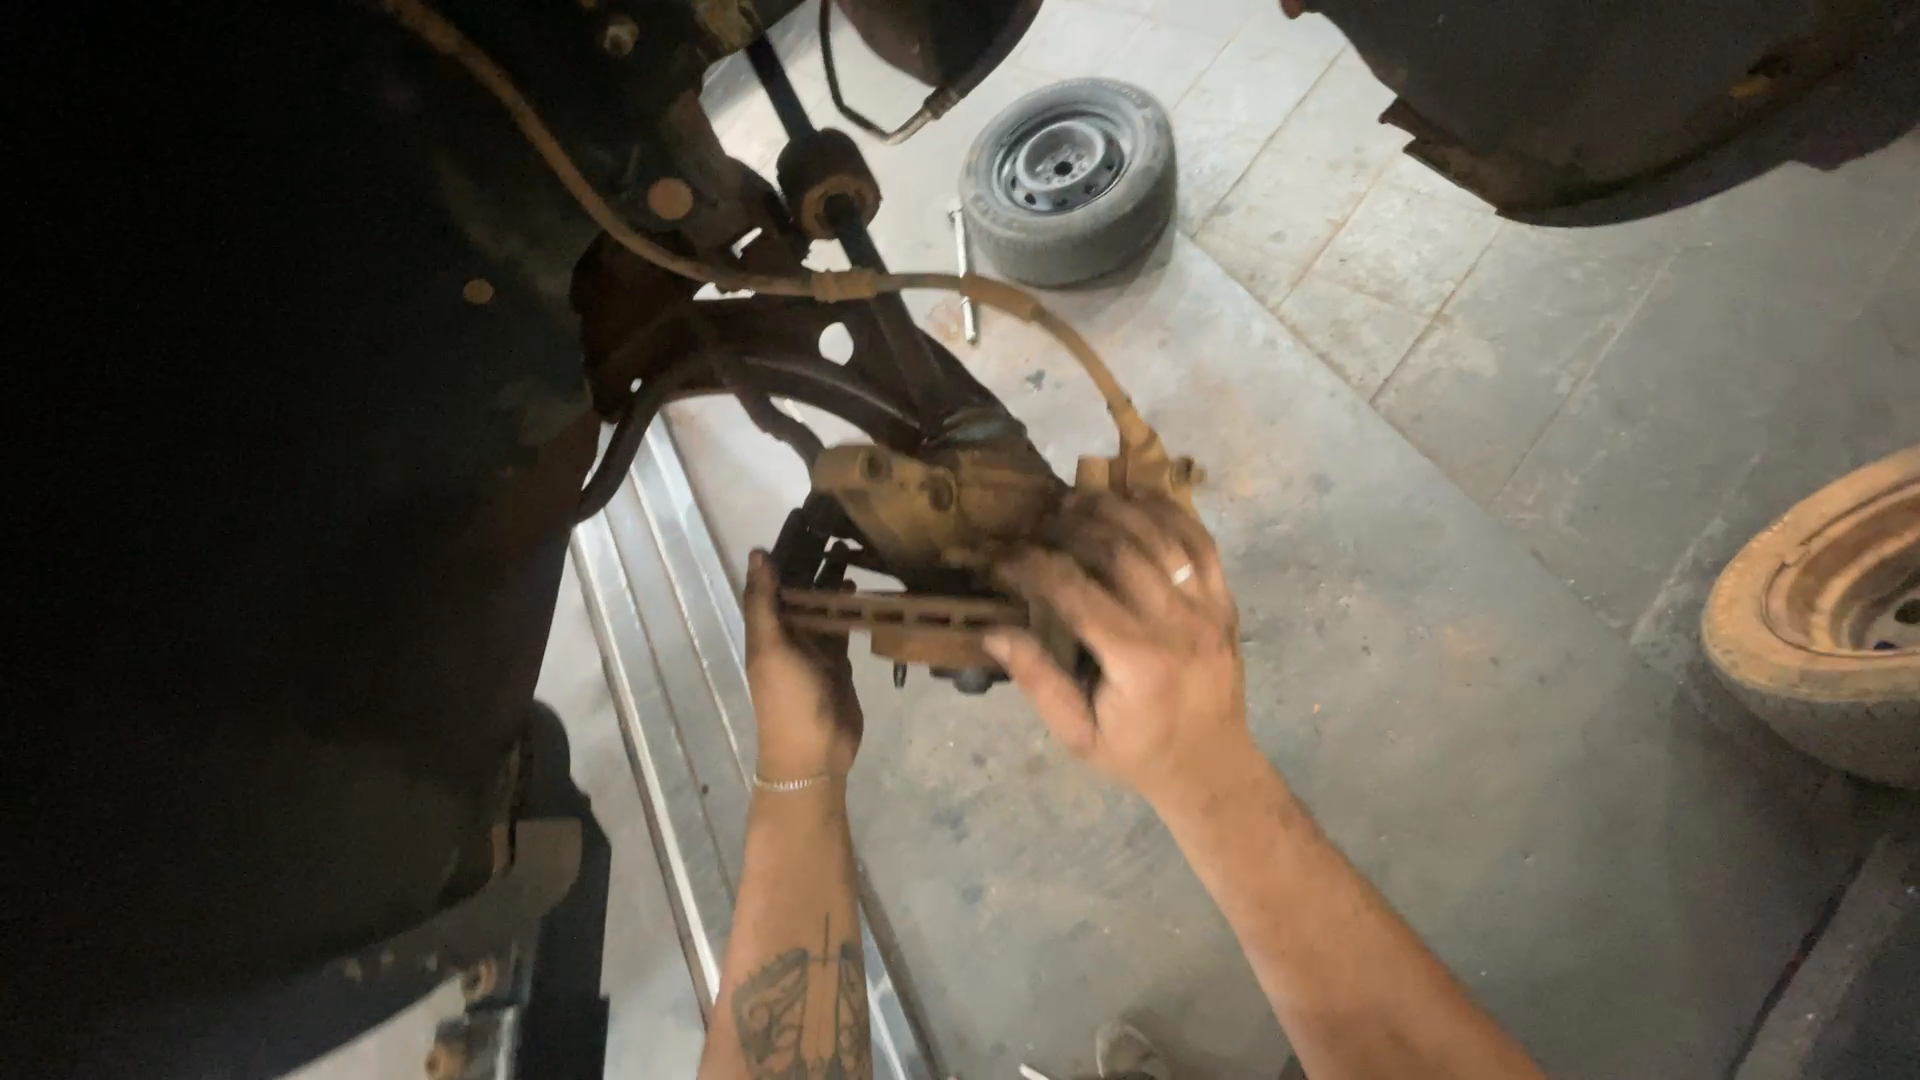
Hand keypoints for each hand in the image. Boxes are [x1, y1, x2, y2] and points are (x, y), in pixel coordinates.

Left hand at [743, 550, 862, 780]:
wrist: (815, 752)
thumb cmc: (789, 699)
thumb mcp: (770, 648)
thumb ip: (764, 602)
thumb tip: (758, 553)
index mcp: (766, 629)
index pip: (773, 580)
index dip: (784, 551)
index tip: (804, 518)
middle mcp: (787, 634)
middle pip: (799, 589)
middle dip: (812, 560)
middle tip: (837, 527)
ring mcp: (814, 648)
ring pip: (822, 604)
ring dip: (832, 580)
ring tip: (851, 548)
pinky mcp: (838, 661)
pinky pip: (842, 626)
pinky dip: (849, 607)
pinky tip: (860, 588)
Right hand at [985, 493, 1252, 810]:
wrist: (1212, 766)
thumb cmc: (1135, 753)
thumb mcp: (1077, 733)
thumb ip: (1038, 680)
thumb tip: (992, 631)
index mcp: (1136, 662)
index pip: (1074, 591)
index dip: (1031, 565)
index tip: (1001, 557)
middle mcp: (1176, 626)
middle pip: (1118, 550)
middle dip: (1070, 527)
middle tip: (1037, 522)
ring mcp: (1208, 608)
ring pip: (1159, 535)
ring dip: (1114, 509)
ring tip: (1075, 502)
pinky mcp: (1224, 600)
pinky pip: (1200, 541)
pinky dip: (1167, 510)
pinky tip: (1135, 495)